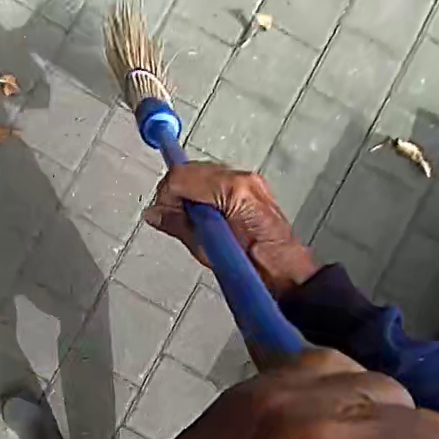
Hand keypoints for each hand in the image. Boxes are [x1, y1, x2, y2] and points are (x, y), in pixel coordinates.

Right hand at [143, 163, 318, 297]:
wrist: (283, 268)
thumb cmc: (252, 264)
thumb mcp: (203, 247)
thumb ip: (177, 224)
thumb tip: (155, 213)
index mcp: (232, 192)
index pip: (181, 177)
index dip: (165, 196)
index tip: (162, 213)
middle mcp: (242, 179)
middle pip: (189, 169)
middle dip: (174, 192)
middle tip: (172, 215)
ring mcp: (249, 180)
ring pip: (201, 171)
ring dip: (188, 191)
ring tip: (191, 218)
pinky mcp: (251, 185)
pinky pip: (215, 178)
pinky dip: (201, 191)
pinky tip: (204, 213)